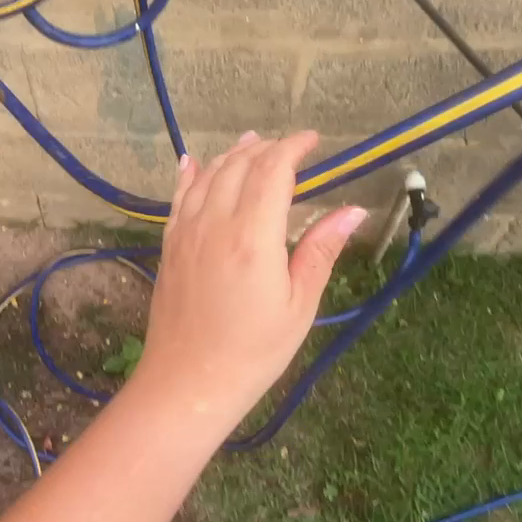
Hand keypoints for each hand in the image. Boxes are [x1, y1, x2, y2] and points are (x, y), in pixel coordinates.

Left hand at [134, 131, 368, 418]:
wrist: (187, 380)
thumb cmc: (252, 351)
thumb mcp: (298, 305)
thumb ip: (320, 251)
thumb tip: (353, 210)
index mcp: (252, 236)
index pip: (272, 171)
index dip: (293, 148)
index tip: (313, 140)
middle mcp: (214, 224)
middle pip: (238, 167)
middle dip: (265, 148)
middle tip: (288, 147)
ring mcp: (185, 233)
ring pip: (206, 177)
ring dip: (230, 155)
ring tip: (250, 143)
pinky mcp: (169, 247)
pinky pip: (178, 199)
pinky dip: (189, 176)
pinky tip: (191, 163)